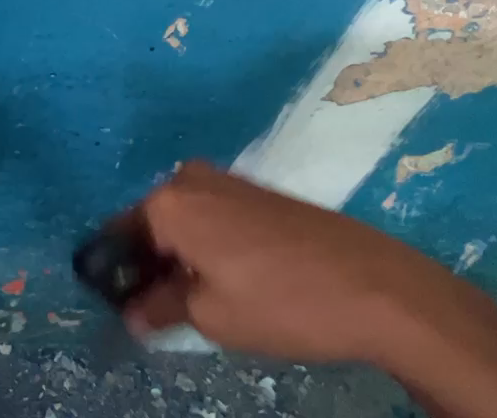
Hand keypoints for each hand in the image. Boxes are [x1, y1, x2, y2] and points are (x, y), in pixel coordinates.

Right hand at [124, 160, 496, 365]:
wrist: (379, 286)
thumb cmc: (282, 302)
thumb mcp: (212, 317)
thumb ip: (160, 308)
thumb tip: (131, 313)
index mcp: (166, 202)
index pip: (119, 236)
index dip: (118, 273)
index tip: (124, 304)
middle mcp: (187, 178)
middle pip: (150, 222)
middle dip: (150, 261)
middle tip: (161, 306)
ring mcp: (225, 179)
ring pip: (183, 218)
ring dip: (180, 252)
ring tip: (198, 295)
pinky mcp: (256, 190)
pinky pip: (211, 214)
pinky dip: (208, 242)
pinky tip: (230, 276)